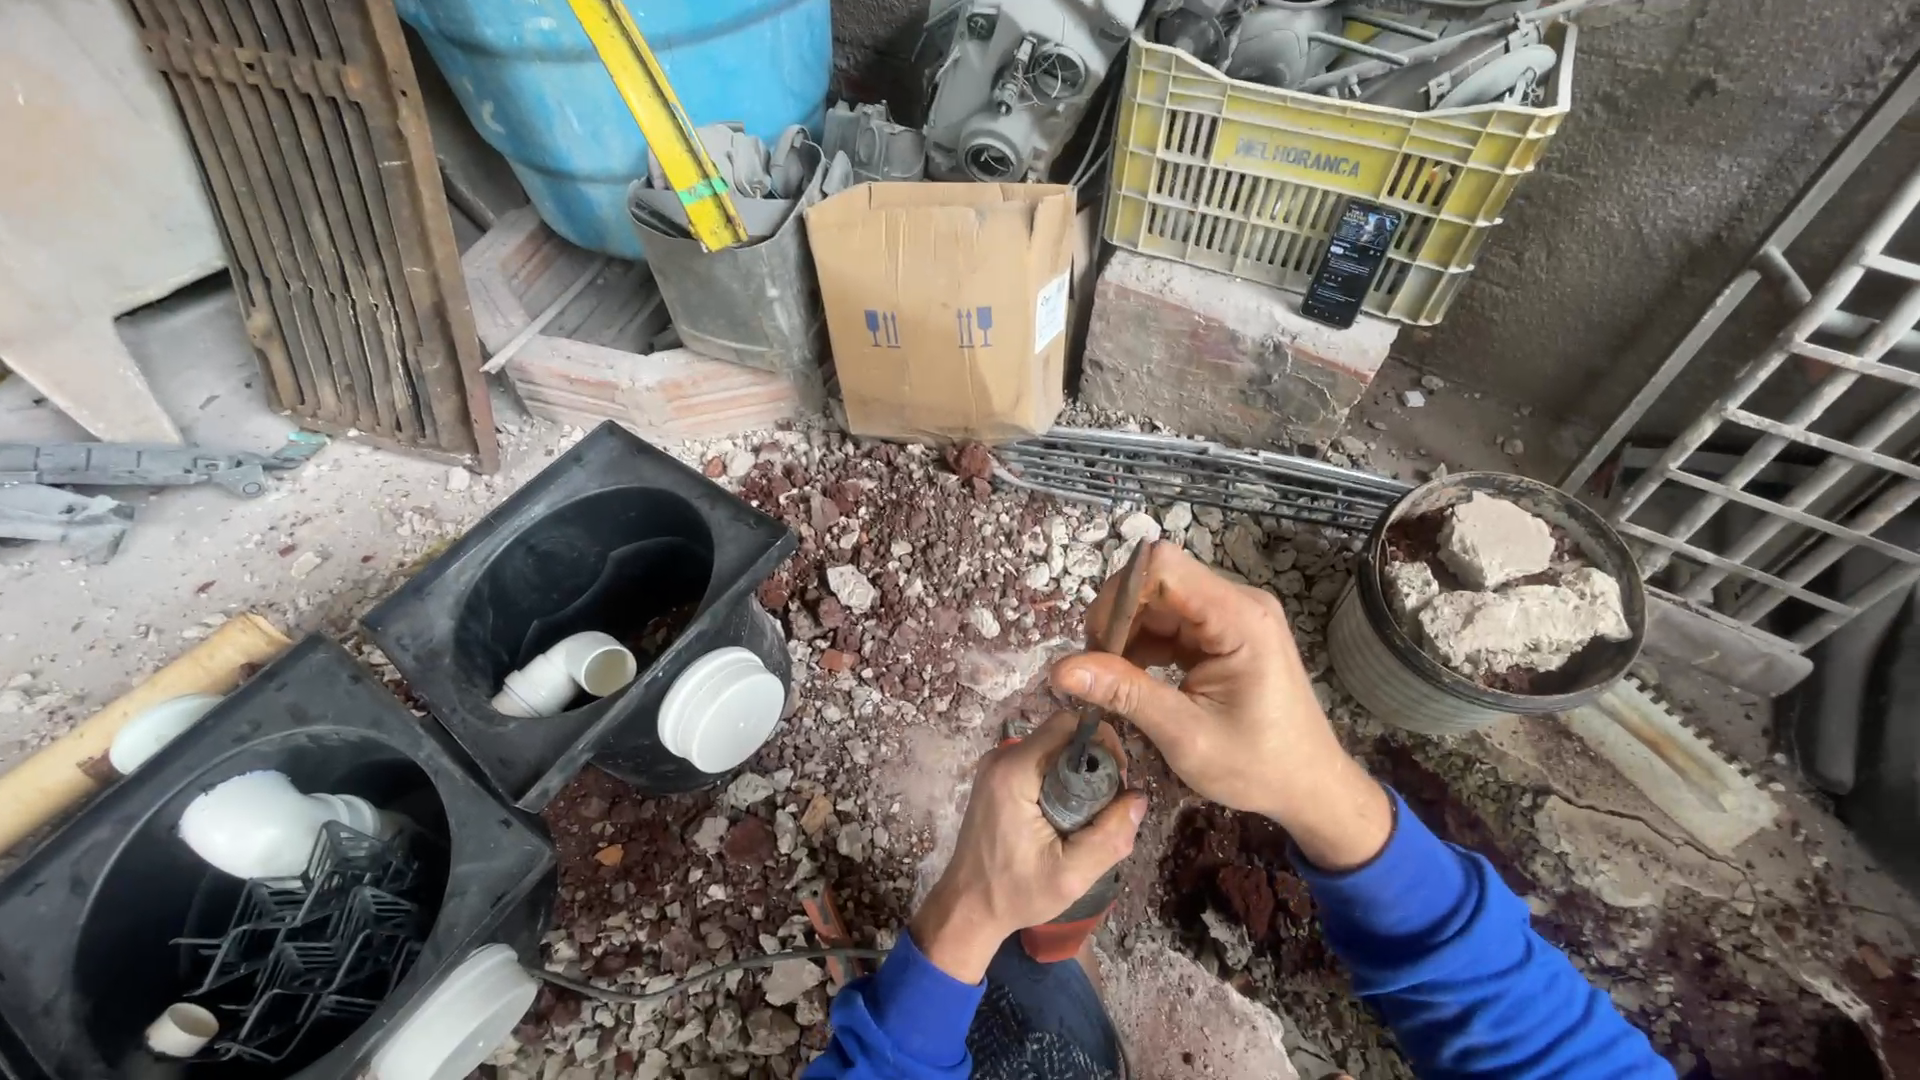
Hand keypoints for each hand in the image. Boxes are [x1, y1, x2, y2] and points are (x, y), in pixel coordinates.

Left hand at [910, 711, 1147, 982]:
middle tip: (1111, 800)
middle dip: (1094, 760)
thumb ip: (1110, 836)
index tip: (1118, 778)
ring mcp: (996, 766)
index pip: (1066, 724)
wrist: (968, 906)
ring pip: (1052, 748)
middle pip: (1061, 735)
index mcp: (1014, 772)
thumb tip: (1139, 796)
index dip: (1101, 741)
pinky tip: (1071, 814)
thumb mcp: (1071, 875)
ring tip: (1094, 811)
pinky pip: (1039, 762)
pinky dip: (1061, 779)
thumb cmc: (1016, 892)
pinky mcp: (998, 778)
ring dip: (1079, 771)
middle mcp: (1002, 759)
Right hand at [1051, 540, 1391, 871]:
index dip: (1120, 596)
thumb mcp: (1184, 735)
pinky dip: (1144, 644)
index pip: (1163, 566)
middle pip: (1157, 580)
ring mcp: (1232, 614)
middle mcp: (1238, 602)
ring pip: (1158, 599)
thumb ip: (1124, 694)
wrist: (1309, 787)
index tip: (1097, 645)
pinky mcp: (1224, 631)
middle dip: (1118, 618)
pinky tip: (1134, 677)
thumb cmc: (1257, 766)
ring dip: (1127, 633)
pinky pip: (1170, 619)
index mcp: (1239, 618)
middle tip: (1097, 669)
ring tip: (1112, 679)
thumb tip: (1060, 668)